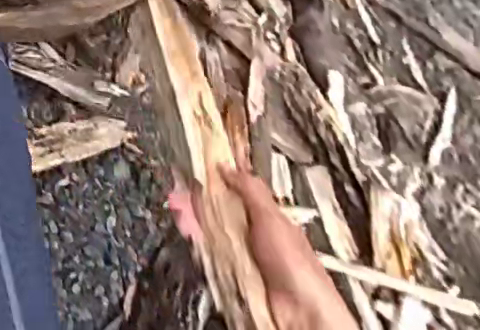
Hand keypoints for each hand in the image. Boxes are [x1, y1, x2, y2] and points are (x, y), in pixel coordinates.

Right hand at [167, 166, 356, 329]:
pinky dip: (196, 242)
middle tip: (179, 191)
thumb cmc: (296, 267)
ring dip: (192, 219)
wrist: (300, 316)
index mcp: (264, 217)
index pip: (233, 191)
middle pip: (216, 210)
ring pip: (209, 230)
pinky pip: (207, 253)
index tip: (194, 170)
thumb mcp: (272, 217)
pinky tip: (187, 231)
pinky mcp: (228, 275)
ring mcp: (239, 255)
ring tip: (178, 209)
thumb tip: (225, 165)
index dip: (213, 180)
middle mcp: (250, 235)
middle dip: (196, 200)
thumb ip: (250, 189)